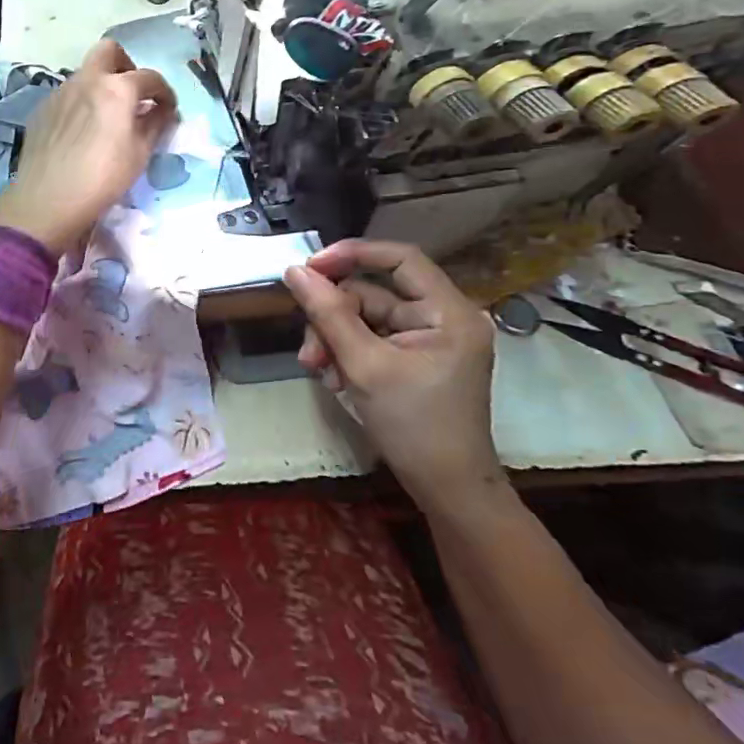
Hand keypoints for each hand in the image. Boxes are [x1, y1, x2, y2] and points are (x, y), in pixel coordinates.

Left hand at [0, 38, 176, 255]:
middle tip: (132, 93)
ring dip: (101, 85)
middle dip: (126, 65)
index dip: (164, 92)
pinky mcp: (42, 109)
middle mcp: (87, 80)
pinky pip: (67, 95)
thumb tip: (162, 111)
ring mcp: (60, 92)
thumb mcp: (139, 154)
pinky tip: (81, 132)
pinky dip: (81, 103)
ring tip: (106, 117)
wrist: (47, 199)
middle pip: (109, 51)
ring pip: (85, 73)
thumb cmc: (102, 178)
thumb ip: (155, 124)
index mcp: (117, 88)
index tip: (167, 109)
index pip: (150, 77)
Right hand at [282, 240, 502, 513]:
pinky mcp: (415, 360)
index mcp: (448, 312)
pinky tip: (335, 379)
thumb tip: (294, 272)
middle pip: (373, 294)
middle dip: (333, 319)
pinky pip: (371, 341)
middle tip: (309, 352)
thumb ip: (328, 315)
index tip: (309, 267)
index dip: (352, 254)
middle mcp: (442, 318)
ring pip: (365, 319)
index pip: (400, 259)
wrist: (446, 489)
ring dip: (334, 341)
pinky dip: (347, 355)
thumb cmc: (414, 425)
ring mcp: (429, 341)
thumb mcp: (364, 366)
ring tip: (318, 370)